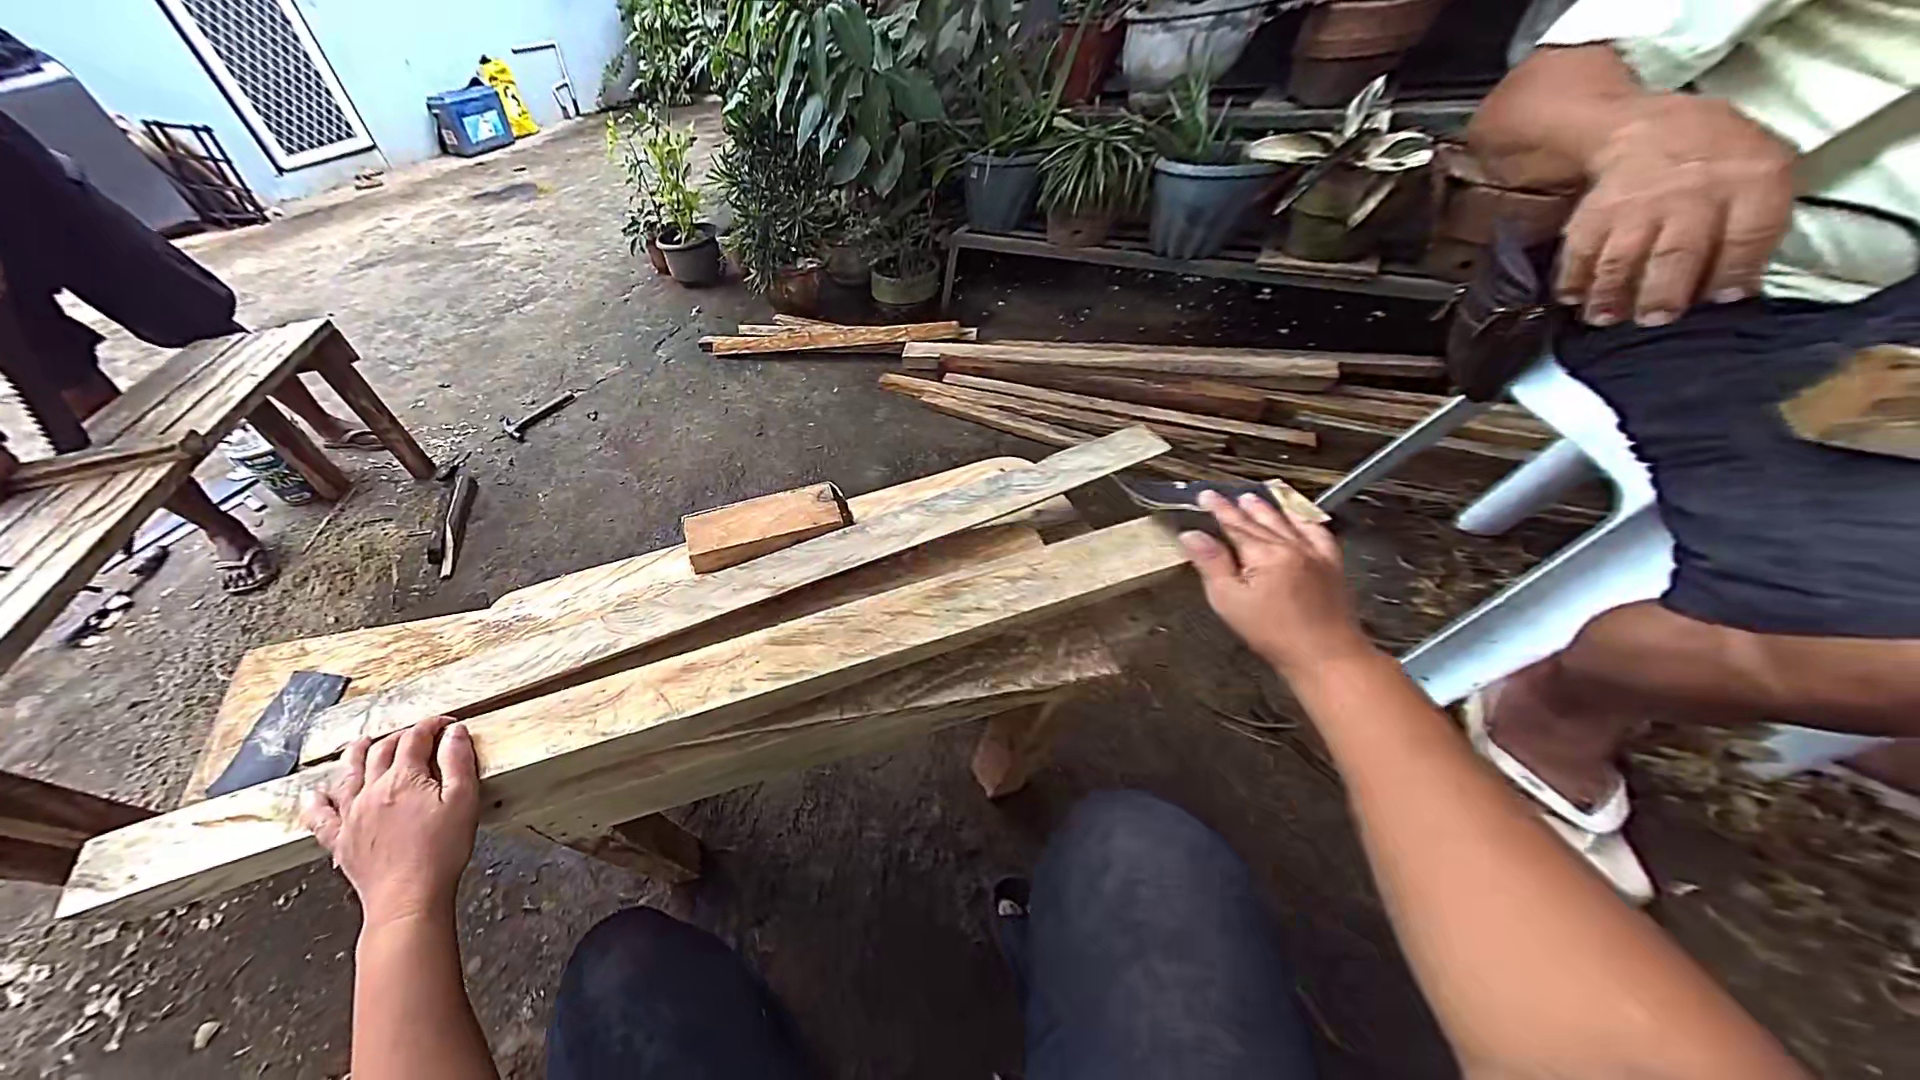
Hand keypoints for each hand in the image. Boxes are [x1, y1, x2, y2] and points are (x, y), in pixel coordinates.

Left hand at [300, 715, 481, 926]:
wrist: (408, 896)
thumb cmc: (441, 850)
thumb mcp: (464, 798)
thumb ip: (459, 761)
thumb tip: (454, 733)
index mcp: (403, 780)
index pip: (415, 739)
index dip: (433, 726)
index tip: (447, 723)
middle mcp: (371, 792)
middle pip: (381, 752)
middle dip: (400, 736)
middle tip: (416, 733)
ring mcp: (351, 816)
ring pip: (348, 775)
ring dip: (356, 755)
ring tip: (360, 743)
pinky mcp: (340, 840)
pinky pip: (320, 816)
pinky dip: (316, 801)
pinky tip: (314, 794)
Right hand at [1177, 490, 1376, 678]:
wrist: (1326, 656)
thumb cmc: (1277, 635)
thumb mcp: (1229, 601)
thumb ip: (1211, 563)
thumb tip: (1192, 536)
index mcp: (1264, 554)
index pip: (1234, 524)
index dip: (1218, 509)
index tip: (1205, 497)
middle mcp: (1291, 547)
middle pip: (1259, 520)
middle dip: (1238, 506)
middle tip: (1223, 496)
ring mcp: (1315, 554)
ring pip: (1286, 521)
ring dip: (1268, 508)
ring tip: (1254, 498)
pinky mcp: (1331, 566)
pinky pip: (1318, 532)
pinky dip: (1305, 520)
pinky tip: (1300, 517)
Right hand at [1558, 93, 1793, 327]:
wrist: (1650, 131)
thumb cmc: (1713, 162)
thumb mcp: (1763, 174)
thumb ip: (1753, 226)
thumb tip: (1729, 287)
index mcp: (1751, 181)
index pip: (1748, 236)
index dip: (1735, 273)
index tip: (1722, 299)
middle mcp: (1690, 194)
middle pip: (1677, 255)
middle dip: (1663, 294)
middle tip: (1655, 318)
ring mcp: (1635, 207)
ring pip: (1621, 261)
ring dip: (1611, 295)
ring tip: (1605, 317)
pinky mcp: (1592, 217)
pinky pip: (1579, 255)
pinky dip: (1572, 281)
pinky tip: (1574, 297)